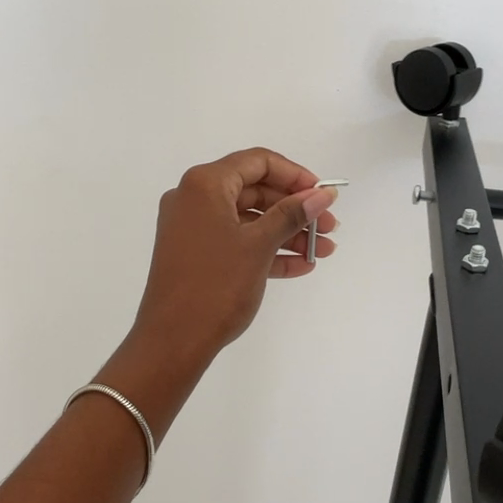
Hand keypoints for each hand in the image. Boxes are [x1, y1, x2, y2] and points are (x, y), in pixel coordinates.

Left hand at [130, 148, 338, 359]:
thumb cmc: (216, 286)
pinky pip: (236, 241)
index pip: (257, 162)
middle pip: (254, 190)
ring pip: (248, 219)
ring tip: (322, 251)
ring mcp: (192, 228)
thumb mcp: (259, 246)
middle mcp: (194, 199)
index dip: (295, 175)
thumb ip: (292, 214)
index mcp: (204, 185)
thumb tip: (322, 194)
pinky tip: (300, 266)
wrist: (173, 340)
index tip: (322, 194)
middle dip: (295, 209)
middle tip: (329, 227)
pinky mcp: (195, 254)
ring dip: (286, 233)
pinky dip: (265, 250)